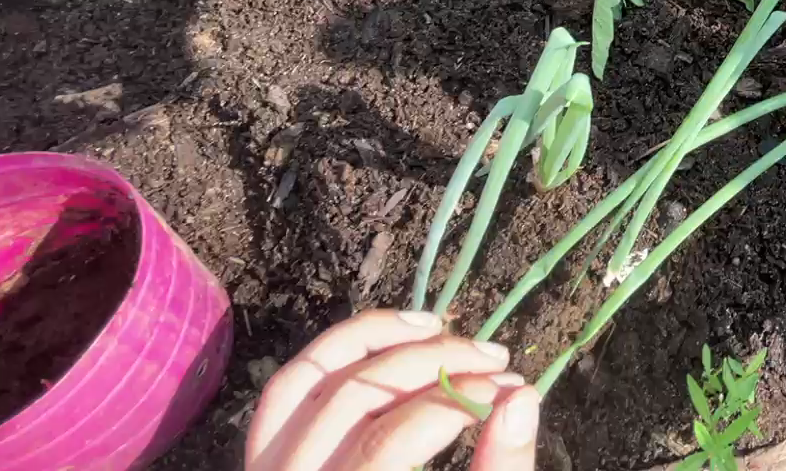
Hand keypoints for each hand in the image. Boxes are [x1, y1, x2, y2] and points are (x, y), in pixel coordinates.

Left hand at [247, 310, 540, 470]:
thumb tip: (523, 397)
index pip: (392, 440)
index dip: (460, 400)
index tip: (515, 388)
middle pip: (357, 397)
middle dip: (437, 364)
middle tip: (499, 360)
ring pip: (315, 379)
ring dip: (391, 341)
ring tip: (452, 330)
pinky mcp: (262, 468)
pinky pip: (290, 388)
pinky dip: (345, 345)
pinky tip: (400, 331)